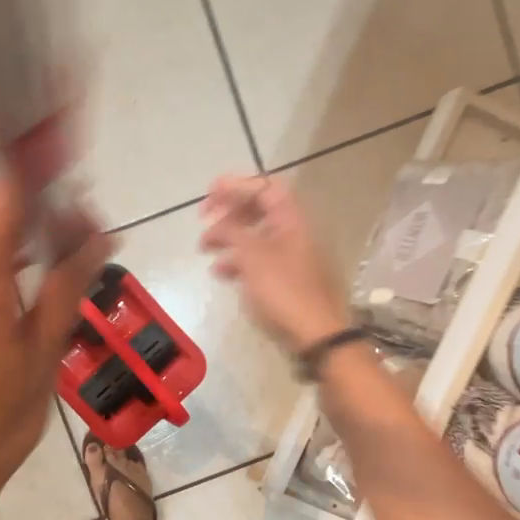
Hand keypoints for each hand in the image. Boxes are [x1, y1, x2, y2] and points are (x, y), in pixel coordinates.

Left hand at [0, 178, 111, 519]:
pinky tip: (33, 305)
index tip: (79, 200)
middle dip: (44, 224)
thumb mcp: (42, 355)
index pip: (1, 198)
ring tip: (70, 274)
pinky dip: (5, 279)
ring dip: (26, 253)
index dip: (40, 185)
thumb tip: (97, 237)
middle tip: (90, 245)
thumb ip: (65, 289)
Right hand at [198, 175, 351, 353]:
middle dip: (229, 212)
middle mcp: (294, 232)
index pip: (264, 187)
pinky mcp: (286, 278)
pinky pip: (259, 258)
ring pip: (256, 235)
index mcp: (292, 220)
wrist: (316, 334)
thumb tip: (218, 222)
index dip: (236, 185)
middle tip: (204, 220)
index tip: (209, 193)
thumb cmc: (285, 292)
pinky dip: (238, 260)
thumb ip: (233, 233)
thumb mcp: (254, 258)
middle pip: (259, 209)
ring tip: (205, 248)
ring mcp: (291, 256)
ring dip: (229, 237)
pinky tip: (221, 273)